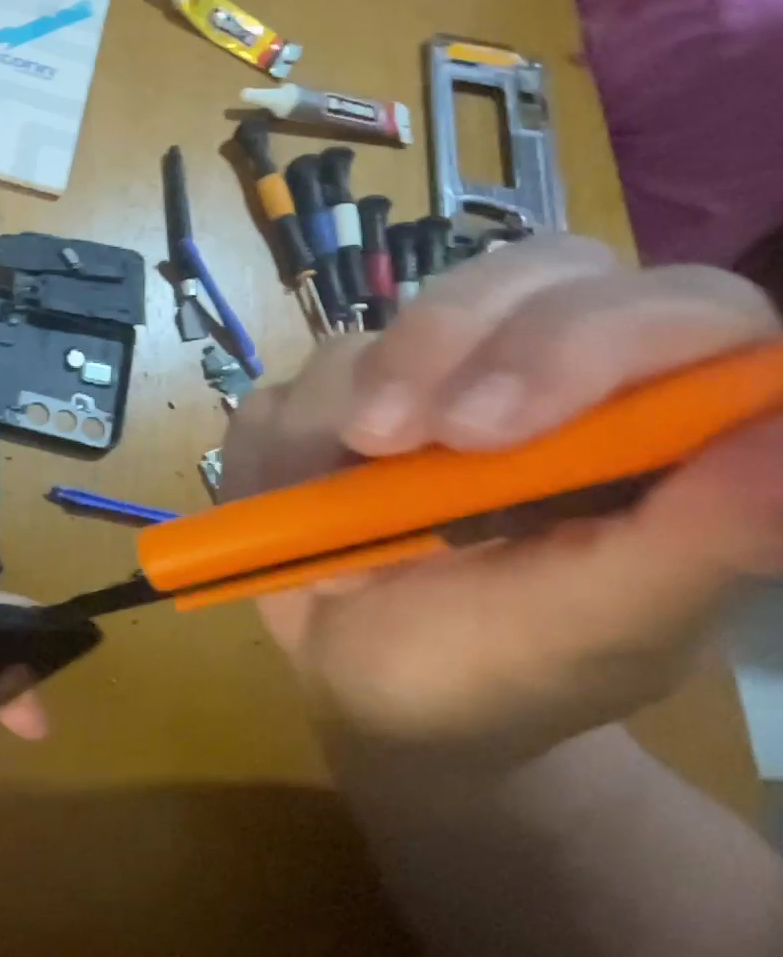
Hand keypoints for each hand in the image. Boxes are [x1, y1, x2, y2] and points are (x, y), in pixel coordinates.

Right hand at [224, 236, 782, 763]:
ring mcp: (413, 390)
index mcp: (648, 421)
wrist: (372, 696)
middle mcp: (535, 378)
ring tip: (323, 512)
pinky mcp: (318, 411)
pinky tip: (289, 509)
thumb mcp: (603, 628)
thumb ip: (702, 539)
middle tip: (380, 440)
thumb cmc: (502, 675)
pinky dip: (271, 454)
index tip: (480, 432)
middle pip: (512, 278)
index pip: (663, 310)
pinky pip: (278, 395)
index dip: (575, 340)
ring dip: (328, 421)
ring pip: (367, 339)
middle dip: (434, 347)